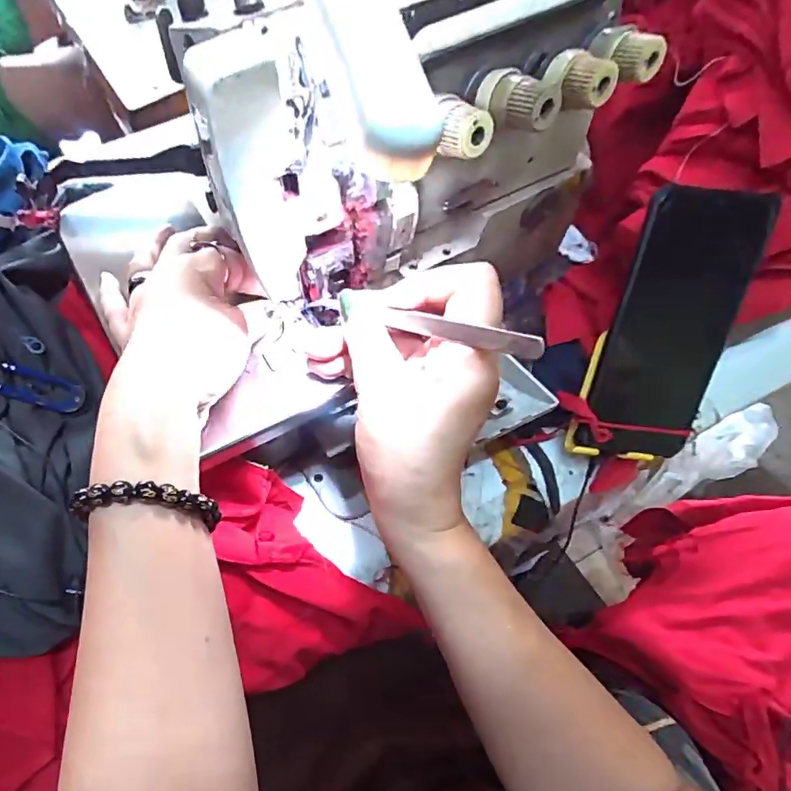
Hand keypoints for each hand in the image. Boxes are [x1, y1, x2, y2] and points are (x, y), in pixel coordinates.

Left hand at [95, 226, 257, 422]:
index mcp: (192, 267)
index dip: (247, 270)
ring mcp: (140, 302)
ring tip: (164, 234)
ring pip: (145, 262)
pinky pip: (113, 304)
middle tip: (218, 240)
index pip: (226, 257)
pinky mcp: (127, 331)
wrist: (162, 395)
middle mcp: (162, 278)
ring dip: (155, 245)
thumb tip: (264, 311)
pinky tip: (108, 281)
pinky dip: (110, 292)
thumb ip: (255, 316)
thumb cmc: (198, 359)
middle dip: (203, 239)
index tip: (262, 287)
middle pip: (183, 245)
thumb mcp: (241, 332)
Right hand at [341, 263, 504, 550]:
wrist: (409, 507)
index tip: (387, 311)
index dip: (425, 287)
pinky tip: (328, 366)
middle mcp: (464, 357)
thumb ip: (368, 337)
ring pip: (401, 335)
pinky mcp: (422, 389)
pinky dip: (363, 359)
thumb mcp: (381, 388)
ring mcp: (442, 373)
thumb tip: (357, 309)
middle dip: (374, 318)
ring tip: (318, 353)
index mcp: (472, 352)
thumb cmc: (404, 455)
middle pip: (425, 308)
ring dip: (358, 340)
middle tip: (338, 331)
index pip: (470, 282)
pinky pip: (395, 359)